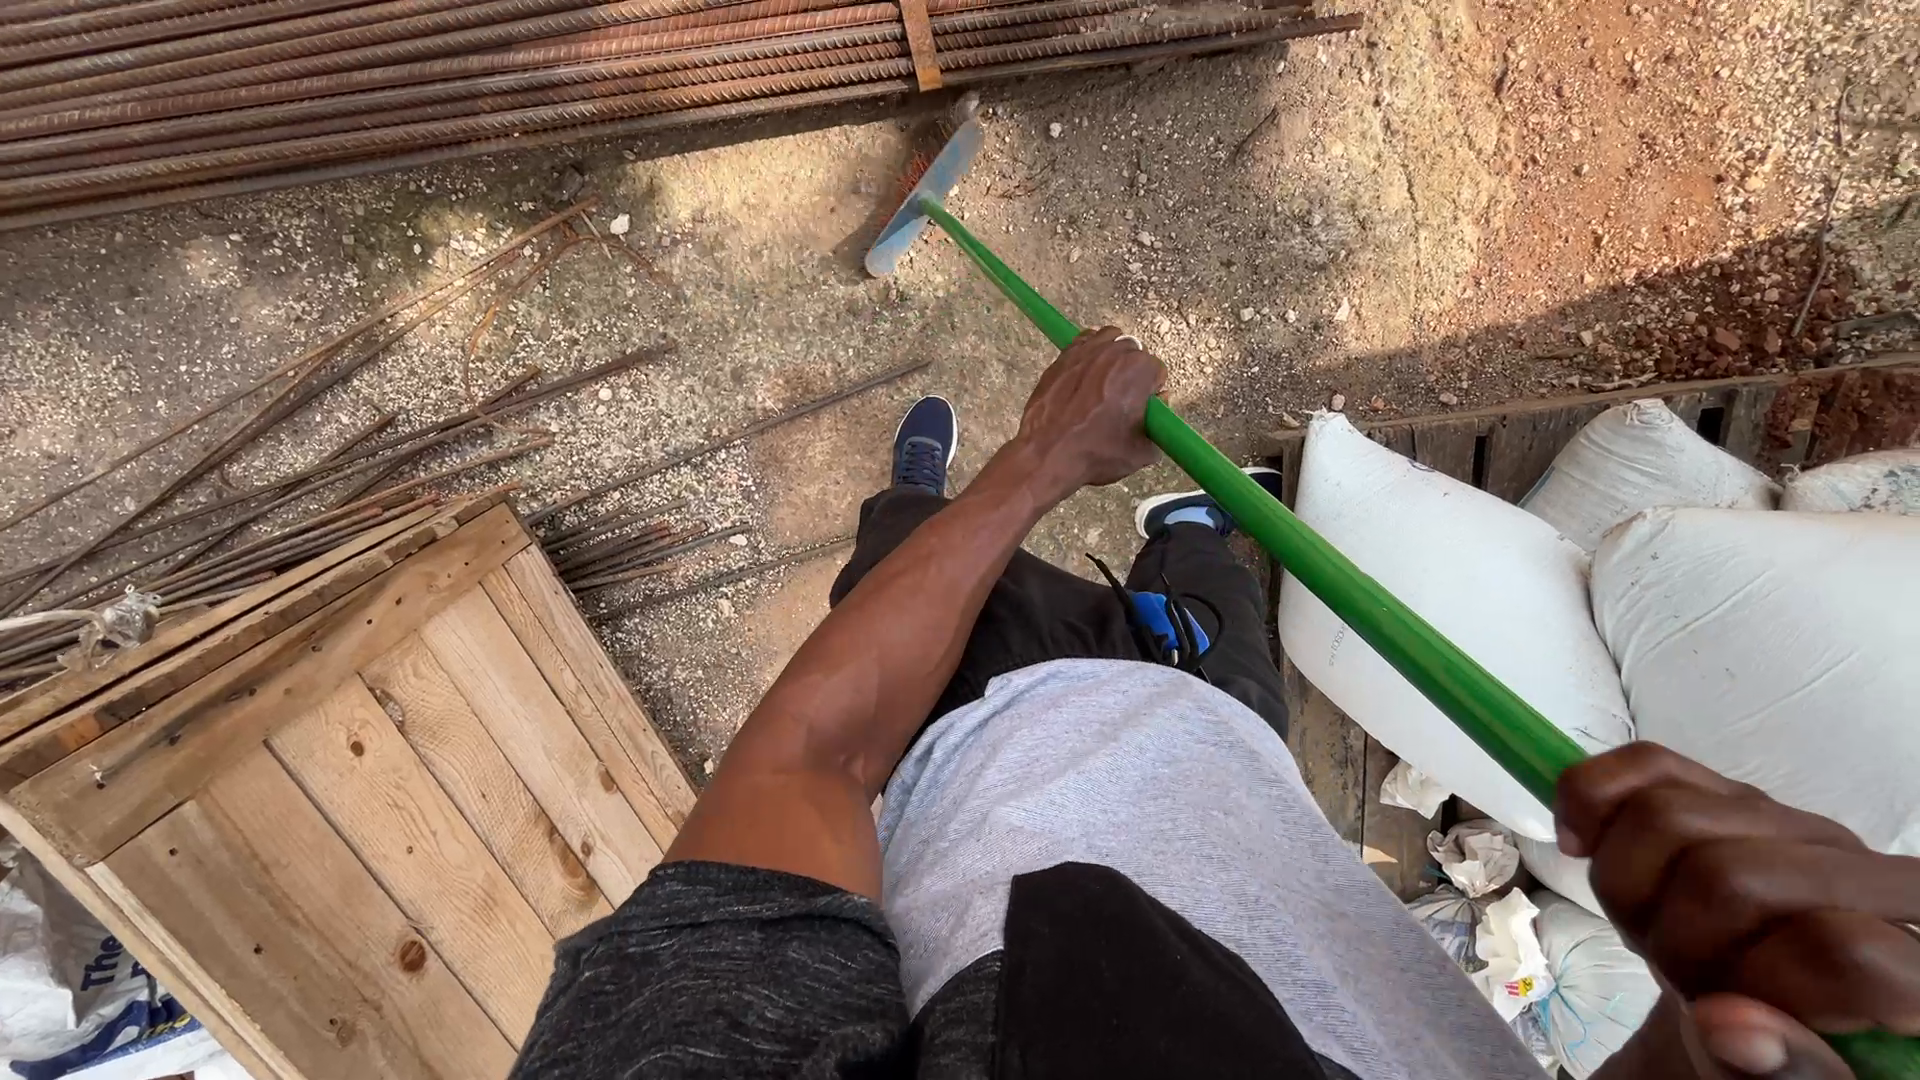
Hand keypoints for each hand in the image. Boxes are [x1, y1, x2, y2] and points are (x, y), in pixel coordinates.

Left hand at [1013, 326, 1165, 502]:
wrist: (1048, 454)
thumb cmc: (1094, 453)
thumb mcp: (1143, 451)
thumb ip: (1160, 425)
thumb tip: (1158, 406)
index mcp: (1140, 369)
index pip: (1157, 370)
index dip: (1151, 390)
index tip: (1142, 406)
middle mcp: (1114, 352)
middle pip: (1134, 353)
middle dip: (1132, 373)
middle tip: (1122, 400)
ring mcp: (1086, 350)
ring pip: (1109, 341)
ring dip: (1112, 358)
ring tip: (1104, 385)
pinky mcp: (1063, 357)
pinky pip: (1083, 343)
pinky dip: (1088, 354)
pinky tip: (1085, 376)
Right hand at [1558, 743, 1919, 1077]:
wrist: (1757, 1006)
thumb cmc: (1785, 1050)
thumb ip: (1786, 1072)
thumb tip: (1726, 1025)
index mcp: (1916, 972)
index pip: (1842, 949)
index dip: (1755, 980)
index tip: (1719, 1015)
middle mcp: (1877, 879)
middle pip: (1725, 874)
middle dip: (1666, 929)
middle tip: (1666, 967)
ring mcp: (1793, 824)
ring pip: (1666, 812)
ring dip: (1622, 876)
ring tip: (1641, 919)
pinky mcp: (1720, 788)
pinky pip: (1642, 763)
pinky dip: (1590, 797)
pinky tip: (1580, 838)